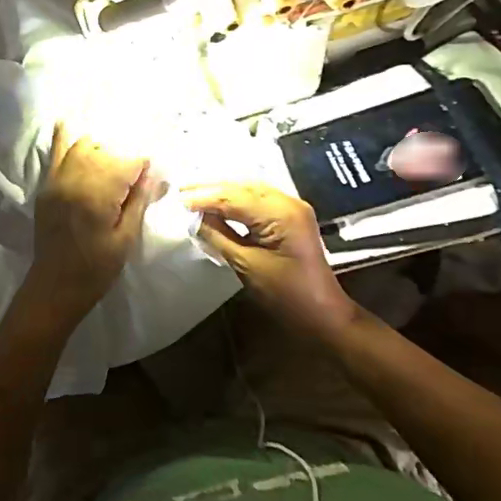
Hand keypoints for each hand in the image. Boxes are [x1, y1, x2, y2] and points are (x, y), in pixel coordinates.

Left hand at [26, 123, 155, 330]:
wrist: (55, 285)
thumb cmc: (96, 268)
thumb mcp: (126, 238)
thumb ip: (139, 201)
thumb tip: (156, 173)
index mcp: (97, 196)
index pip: (127, 164)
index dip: (143, 168)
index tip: (152, 177)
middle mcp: (74, 180)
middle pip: (105, 151)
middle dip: (124, 158)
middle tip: (135, 175)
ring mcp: (56, 180)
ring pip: (82, 146)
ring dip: (101, 148)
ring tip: (114, 161)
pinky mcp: (47, 185)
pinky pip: (55, 153)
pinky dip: (63, 136)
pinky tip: (68, 122)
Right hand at [185, 182, 359, 336]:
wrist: (323, 314)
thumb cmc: (286, 295)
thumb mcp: (246, 265)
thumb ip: (218, 235)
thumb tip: (193, 216)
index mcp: (280, 214)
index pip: (233, 198)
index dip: (203, 198)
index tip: (177, 201)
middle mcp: (288, 201)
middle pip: (241, 187)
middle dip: (210, 189)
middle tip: (180, 191)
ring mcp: (291, 206)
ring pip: (249, 188)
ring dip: (221, 191)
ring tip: (193, 194)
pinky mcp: (290, 214)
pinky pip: (257, 197)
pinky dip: (235, 198)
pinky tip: (217, 202)